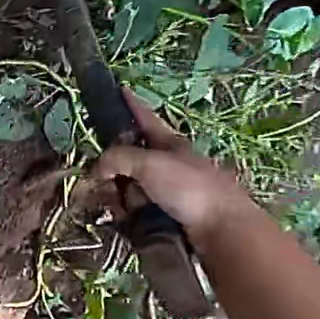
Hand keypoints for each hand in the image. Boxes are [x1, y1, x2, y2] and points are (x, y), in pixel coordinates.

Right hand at [90, 92, 257, 235]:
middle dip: (113, 169)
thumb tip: (97, 169)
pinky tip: (127, 220)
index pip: (145, 118)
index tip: (120, 89)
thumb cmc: (189, 187)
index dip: (132, 104)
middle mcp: (168, 165)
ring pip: (130, 186)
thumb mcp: (149, 163)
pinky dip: (128, 214)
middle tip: (102, 180)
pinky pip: (136, 210)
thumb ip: (118, 158)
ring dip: (119, 196)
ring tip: (118, 206)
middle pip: (130, 159)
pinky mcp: (166, 216)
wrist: (222, 229)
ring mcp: (168, 191)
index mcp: (169, 144)